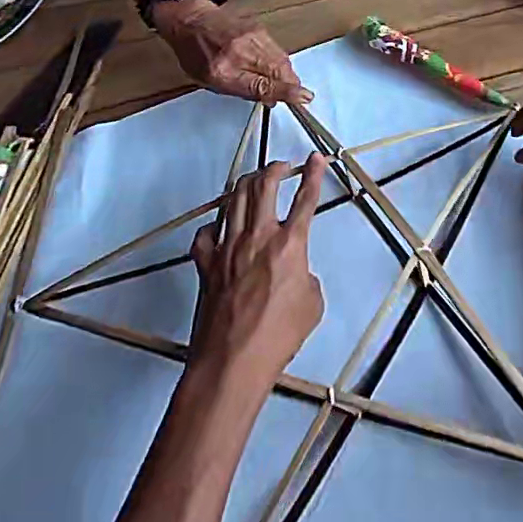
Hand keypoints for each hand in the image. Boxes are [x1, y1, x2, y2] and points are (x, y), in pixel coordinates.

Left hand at [151, 0, 312, 103]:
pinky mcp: (262, 29)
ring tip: (269, 74)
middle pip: (280, 73)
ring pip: (282, 62)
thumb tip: (273, 98)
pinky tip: (265, 60)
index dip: (286, 92)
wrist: (192, 21)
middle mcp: (240, 53)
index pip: (263, 85)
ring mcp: (253, 38)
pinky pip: (278, 50)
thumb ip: (245, 90)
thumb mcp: (211, 82)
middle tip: (288, 92)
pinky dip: (277, 59)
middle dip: (287, 84)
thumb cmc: (197, 52)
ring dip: (283, 72)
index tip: (304, 97)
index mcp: (223, 72)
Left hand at [188, 154, 325, 384]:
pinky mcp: (205, 269)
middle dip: (274, 169)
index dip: (314, 174)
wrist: (232, 362)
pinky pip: (206, 236)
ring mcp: (227, 252)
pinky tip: (219, 227)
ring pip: (232, 203)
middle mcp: (257, 239)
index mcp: (290, 244)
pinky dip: (214, 225)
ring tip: (254, 181)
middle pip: (262, 188)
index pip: (305, 198)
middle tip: (283, 166)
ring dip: (245, 186)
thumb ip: (305, 273)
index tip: (316, 158)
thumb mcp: (312, 299)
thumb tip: (294, 271)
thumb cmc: (278, 334)